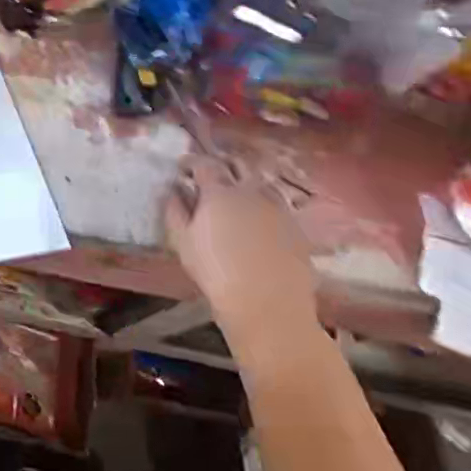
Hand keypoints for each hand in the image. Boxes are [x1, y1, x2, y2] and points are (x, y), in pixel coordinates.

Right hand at [165, 155, 319, 345]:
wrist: (269, 308)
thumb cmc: (216, 273)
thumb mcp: (183, 242)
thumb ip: (175, 210)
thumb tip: (172, 190)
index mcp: (220, 193)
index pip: (204, 164)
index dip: (191, 162)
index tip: (182, 168)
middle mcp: (251, 193)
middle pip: (238, 166)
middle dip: (223, 166)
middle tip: (211, 177)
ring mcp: (279, 210)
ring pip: (263, 183)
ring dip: (248, 182)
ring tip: (238, 194)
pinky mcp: (298, 230)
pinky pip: (280, 206)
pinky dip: (266, 204)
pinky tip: (260, 219)